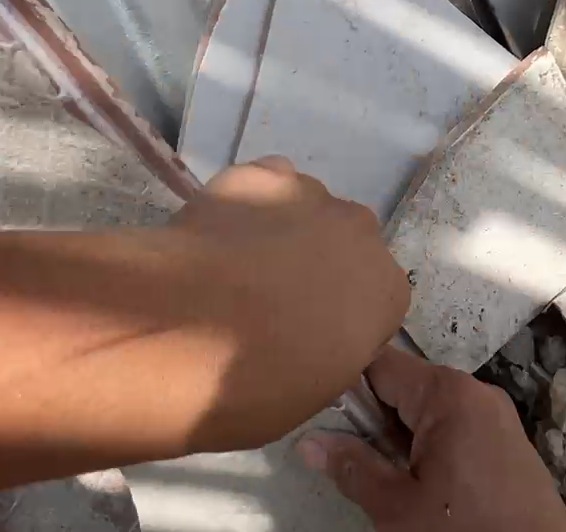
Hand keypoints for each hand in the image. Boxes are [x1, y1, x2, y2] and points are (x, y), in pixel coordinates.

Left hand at [162, 157, 410, 453]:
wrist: (179, 331)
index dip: (342, 317)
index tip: (308, 337)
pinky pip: (268, 183)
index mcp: (386, 290)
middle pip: (347, 245)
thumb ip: (332, 348)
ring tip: (235, 267)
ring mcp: (311, 193)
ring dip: (285, 231)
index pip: (377, 301)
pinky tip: (221, 233)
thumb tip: (314, 335)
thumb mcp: (311, 392)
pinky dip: (252, 202)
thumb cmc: (252, 384)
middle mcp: (361, 232)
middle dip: (320, 265)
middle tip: (271, 301)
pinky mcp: (262, 172)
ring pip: (308, 210)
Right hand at [297, 346, 565, 531]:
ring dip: (404, 439)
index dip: (348, 387)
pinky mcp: (508, 442)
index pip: (381, 365)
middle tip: (362, 463)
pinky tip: (428, 487)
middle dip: (378, 421)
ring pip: (430, 411)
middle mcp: (474, 389)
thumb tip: (308, 442)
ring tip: (395, 481)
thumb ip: (354, 467)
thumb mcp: (398, 509)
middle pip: (406, 387)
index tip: (324, 414)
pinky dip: (433, 449)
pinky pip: (457, 428)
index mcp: (447, 391)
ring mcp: (496, 414)